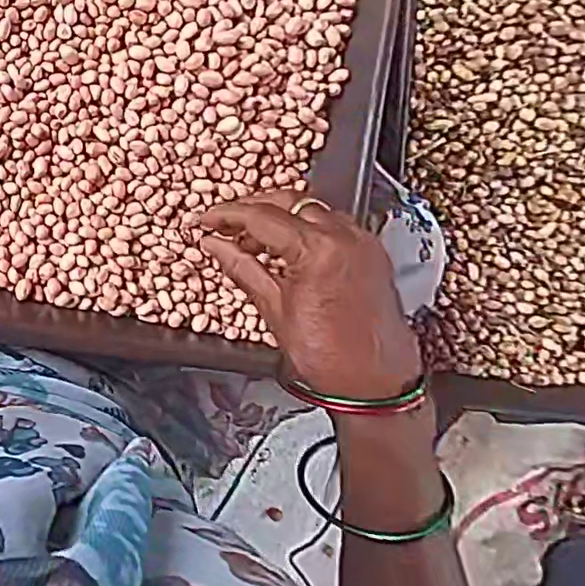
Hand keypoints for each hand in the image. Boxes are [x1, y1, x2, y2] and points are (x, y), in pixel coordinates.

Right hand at [199, 191, 422, 400]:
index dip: (226, 215)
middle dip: (251, 208)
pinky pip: (331, 223)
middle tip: (225, 223)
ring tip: (251, 239)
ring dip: (278, 215)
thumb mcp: (273, 308)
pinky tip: (284, 246)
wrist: (377, 384)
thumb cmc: (332, 356)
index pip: (261, 216)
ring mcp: (362, 243)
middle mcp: (345, 238)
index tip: (207, 219)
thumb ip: (241, 267)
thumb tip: (215, 244)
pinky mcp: (371, 253)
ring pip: (310, 208)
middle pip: (287, 201)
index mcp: (318, 249)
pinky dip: (303, 226)